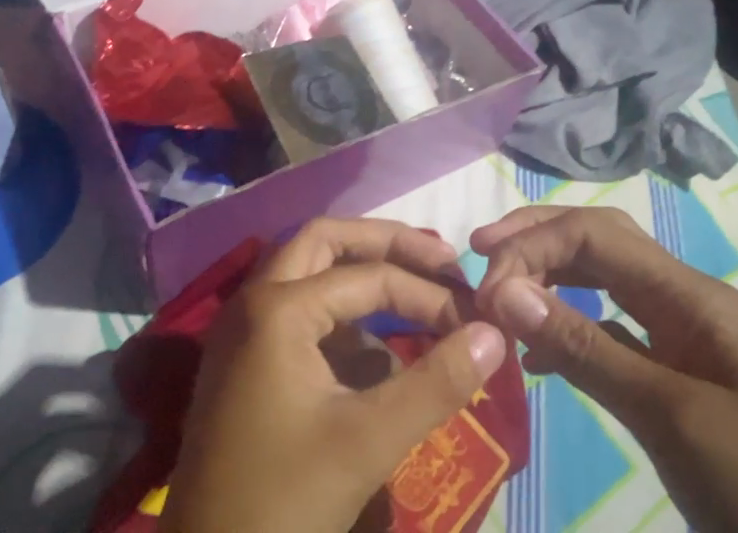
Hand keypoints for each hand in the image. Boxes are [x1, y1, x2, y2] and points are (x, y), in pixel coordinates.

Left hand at [162, 218, 505, 532]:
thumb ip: (436, 383)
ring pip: (308, 276)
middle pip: (325, 242)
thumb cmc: (286, 495)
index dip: (430, 295)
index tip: (479, 322)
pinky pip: (297, 317)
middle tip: (442, 261)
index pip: (370, 276)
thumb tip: (495, 334)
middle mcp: (254, 299)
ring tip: (420, 310)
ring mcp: (242, 328)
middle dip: (386, 246)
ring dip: (361, 284)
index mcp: (278, 307)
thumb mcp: (369, 439)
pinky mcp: (244, 359)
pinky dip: (340, 325)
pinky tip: (380, 363)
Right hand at [472, 206, 737, 532]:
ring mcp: (680, 337)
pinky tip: (533, 357)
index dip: (533, 246)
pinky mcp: (672, 376)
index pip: (595, 235)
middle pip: (598, 242)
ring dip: (546, 279)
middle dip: (536, 240)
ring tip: (495, 295)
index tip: (485, 290)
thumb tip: (503, 290)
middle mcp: (682, 300)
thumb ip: (585, 349)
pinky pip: (607, 332)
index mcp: (691, 295)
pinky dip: (564, 330)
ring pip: (599, 283)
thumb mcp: (670, 416)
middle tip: (476, 256)